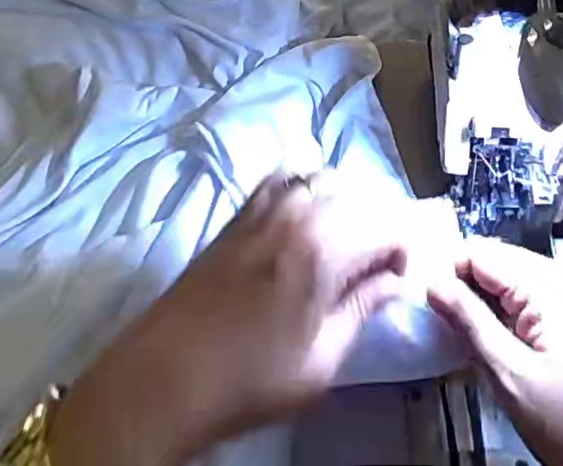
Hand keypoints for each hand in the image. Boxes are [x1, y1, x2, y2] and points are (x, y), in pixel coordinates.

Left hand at [50, 172, 406, 465]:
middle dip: (380, 225)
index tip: (399, 278)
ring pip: (328, 178)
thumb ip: (364, 308)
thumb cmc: (246, 380)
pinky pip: (285, 175)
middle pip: (364, 197)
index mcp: (327, 249)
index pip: (390, 228)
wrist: (157, 386)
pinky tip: (307, 206)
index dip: (404, 251)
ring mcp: (268, 207)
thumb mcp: (320, 361)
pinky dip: (306, 181)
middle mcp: (302, 213)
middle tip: (377, 262)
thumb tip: (397, 280)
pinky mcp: (241, 213)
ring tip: (345, 238)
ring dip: (348, 202)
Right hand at [427, 239, 562, 465]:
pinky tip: (475, 345)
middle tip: (426, 321)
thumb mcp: (512, 374)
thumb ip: (470, 322)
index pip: (478, 251)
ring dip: (473, 305)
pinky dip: (493, 319)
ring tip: (443, 334)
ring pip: (501, 286)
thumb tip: (431, 281)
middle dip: (457, 286)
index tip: (415, 300)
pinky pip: (517, 305)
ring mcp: (560, 299)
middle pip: (490, 264)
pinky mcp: (561, 322)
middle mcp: (552, 277)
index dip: (444, 271)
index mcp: (542, 279)